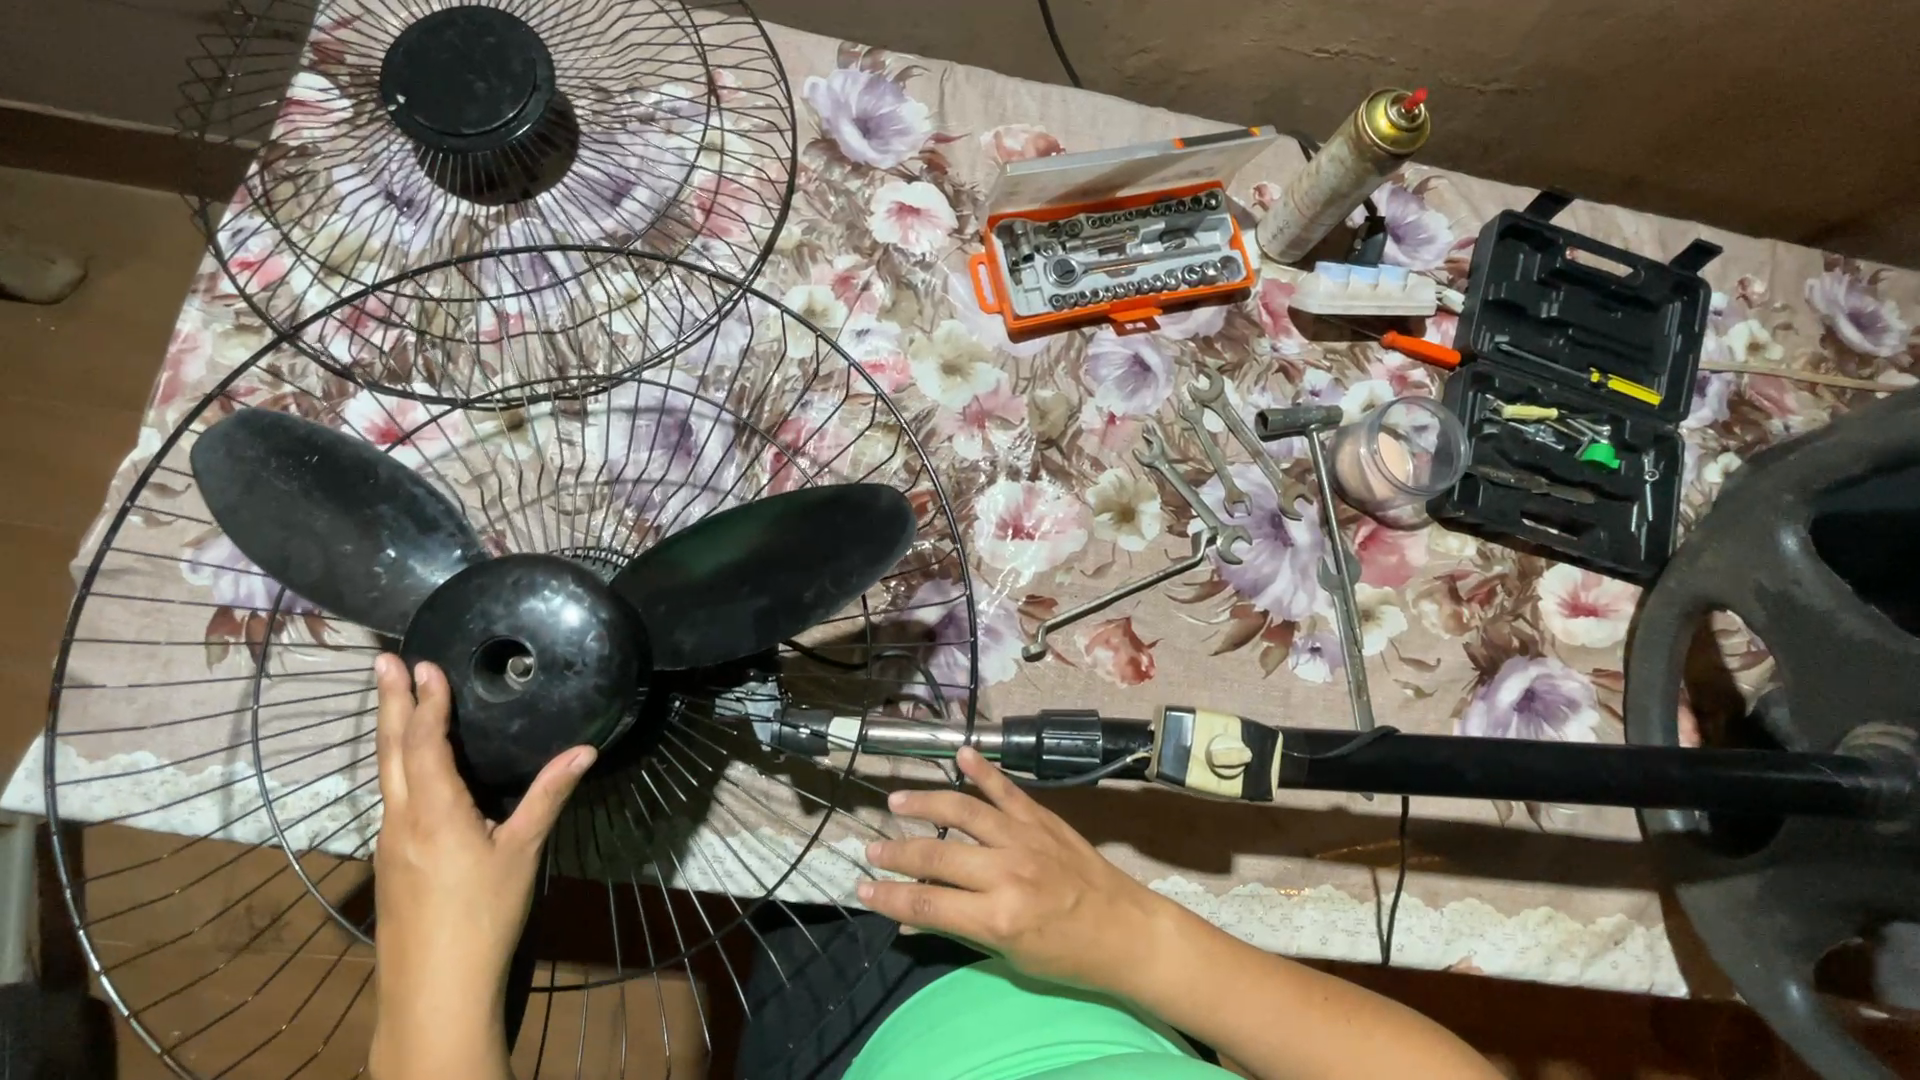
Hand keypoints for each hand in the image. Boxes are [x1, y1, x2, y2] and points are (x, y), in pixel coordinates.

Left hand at [367, 654, 595, 1078]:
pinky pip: (391, 794)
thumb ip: (548, 795)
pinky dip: (397, 761)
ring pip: (385, 772)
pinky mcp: (392, 858)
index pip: (426, 743)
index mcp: (435, 811)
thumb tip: (584, 749)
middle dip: (390, 702)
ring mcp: (391, 840)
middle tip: (383, 662)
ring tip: (392, 698)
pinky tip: (407, 763)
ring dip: (389, 729)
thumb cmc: (483, 914)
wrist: (433, 986)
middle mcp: (403, 818)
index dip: (426, 702)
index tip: (425, 664)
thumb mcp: (523, 851)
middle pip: (392, 750)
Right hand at [859, 746, 1178, 993]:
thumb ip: (959, 930)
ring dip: (927, 804)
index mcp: (999, 916)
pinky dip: (982, 769)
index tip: (862, 887)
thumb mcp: (1010, 956)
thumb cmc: (1068, 955)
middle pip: (938, 857)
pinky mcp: (1042, 818)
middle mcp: (1007, 872)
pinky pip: (1006, 789)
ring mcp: (1025, 839)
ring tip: (898, 801)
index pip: (928, 904)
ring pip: (964, 812)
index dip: (890, 896)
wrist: (1126, 930)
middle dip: (898, 853)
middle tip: (871, 848)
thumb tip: (909, 919)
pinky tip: (960, 753)